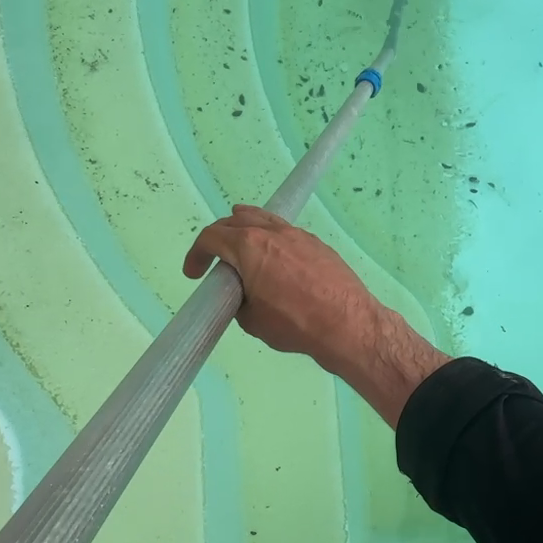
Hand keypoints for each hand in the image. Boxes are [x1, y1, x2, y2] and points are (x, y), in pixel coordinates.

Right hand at [183, 205, 449, 426]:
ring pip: (264, 219)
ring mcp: (299, 235)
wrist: (348, 324)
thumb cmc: (296, 324)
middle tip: (214, 257)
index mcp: (249, 246)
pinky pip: (286, 232)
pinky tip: (274, 255)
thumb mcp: (252, 321)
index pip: (211, 237)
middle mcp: (273, 232)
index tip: (194, 273)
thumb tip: (244, 295)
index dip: (196, 254)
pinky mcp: (318, 244)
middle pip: (236, 221)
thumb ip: (239, 301)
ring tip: (239, 241)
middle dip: (219, 237)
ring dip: (246, 228)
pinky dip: (272, 237)